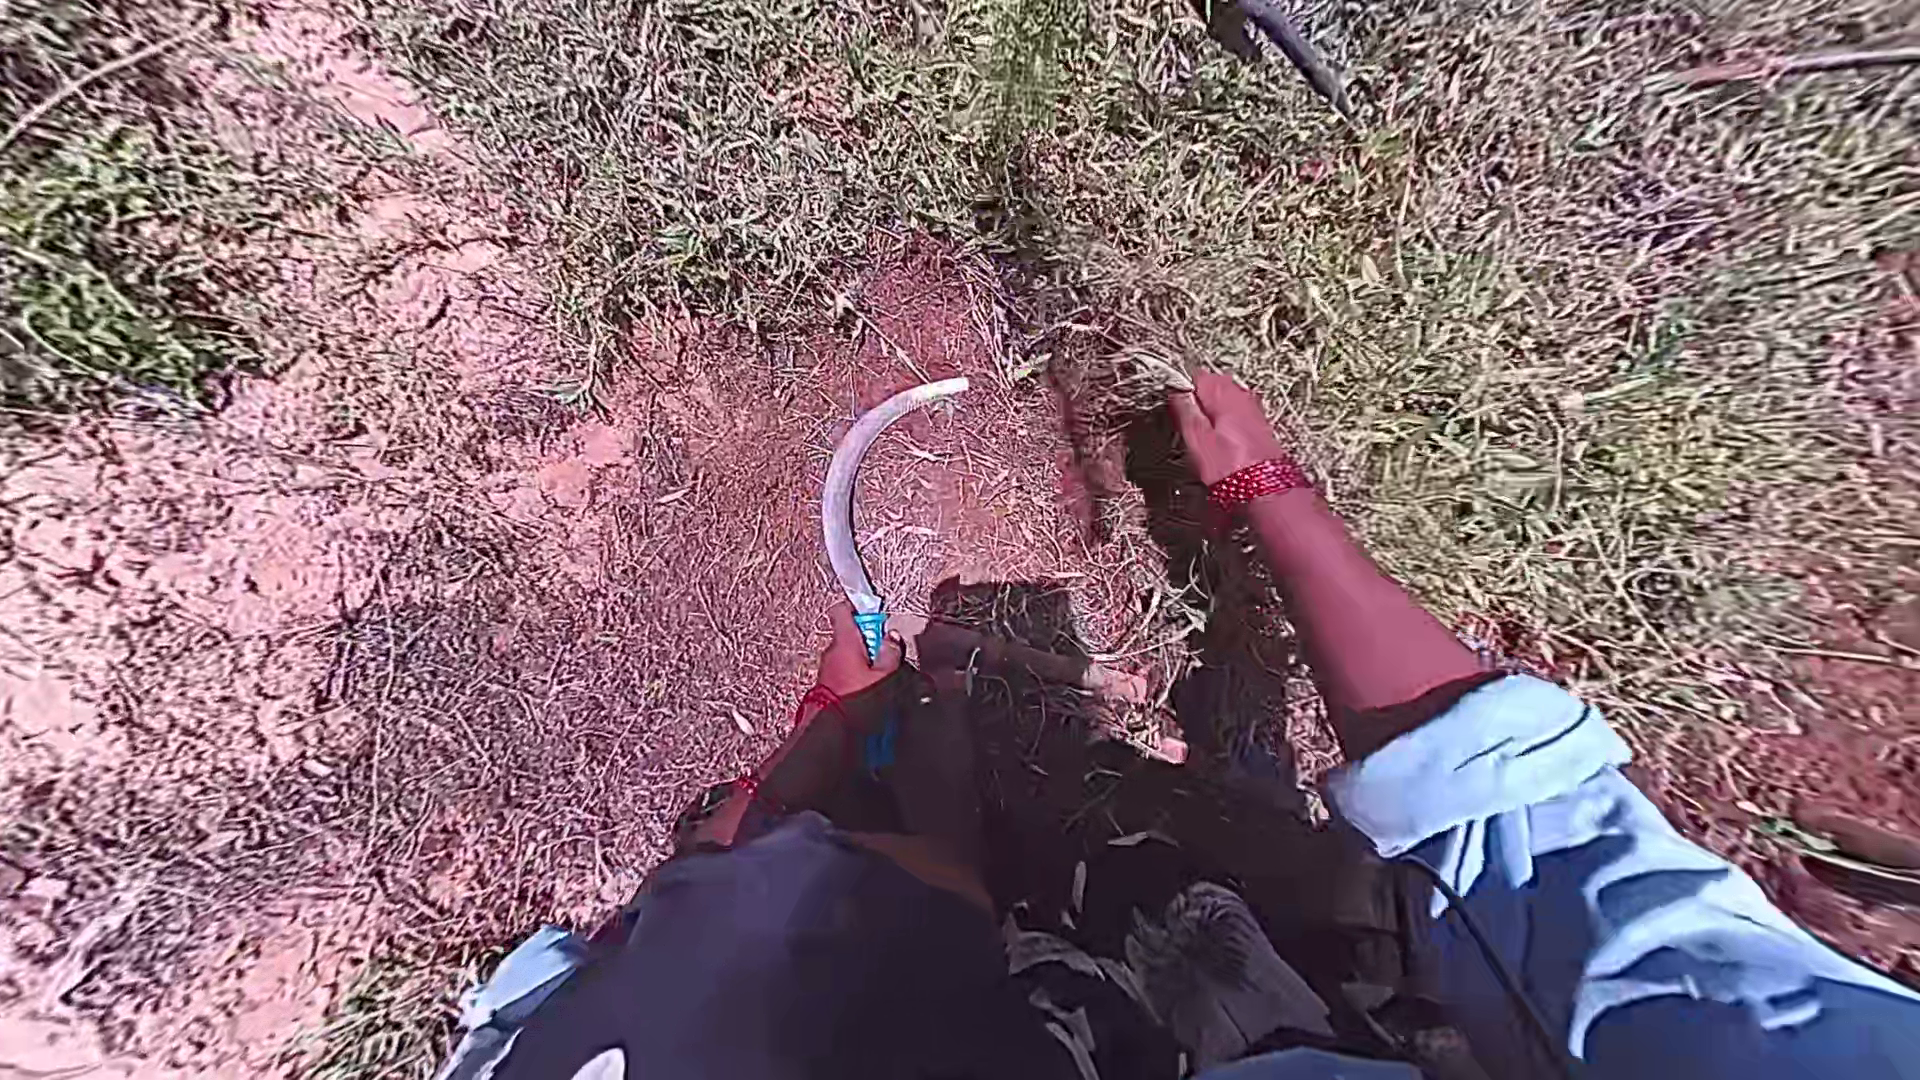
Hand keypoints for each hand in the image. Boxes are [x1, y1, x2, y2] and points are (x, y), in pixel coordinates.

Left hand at [816, 601, 903, 697]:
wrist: (830, 733)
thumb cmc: (854, 702)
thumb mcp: (883, 675)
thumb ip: (889, 653)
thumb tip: (892, 639)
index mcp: (844, 643)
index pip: (843, 611)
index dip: (859, 608)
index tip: (875, 614)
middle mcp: (832, 653)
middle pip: (851, 634)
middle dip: (870, 641)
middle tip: (886, 653)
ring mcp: (827, 669)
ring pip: (849, 654)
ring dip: (864, 660)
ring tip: (880, 676)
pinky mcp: (827, 685)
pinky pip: (845, 671)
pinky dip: (857, 674)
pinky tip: (869, 689)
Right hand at [1167, 371, 1288, 484]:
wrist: (1266, 491)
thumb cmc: (1231, 468)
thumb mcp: (1197, 438)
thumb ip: (1184, 410)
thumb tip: (1174, 390)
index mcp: (1224, 393)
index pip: (1194, 375)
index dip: (1177, 387)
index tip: (1168, 404)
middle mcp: (1241, 395)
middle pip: (1209, 385)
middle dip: (1191, 399)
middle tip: (1177, 420)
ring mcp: (1251, 409)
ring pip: (1220, 400)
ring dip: (1205, 411)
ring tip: (1194, 433)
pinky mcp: (1256, 425)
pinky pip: (1229, 413)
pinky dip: (1218, 421)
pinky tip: (1212, 439)